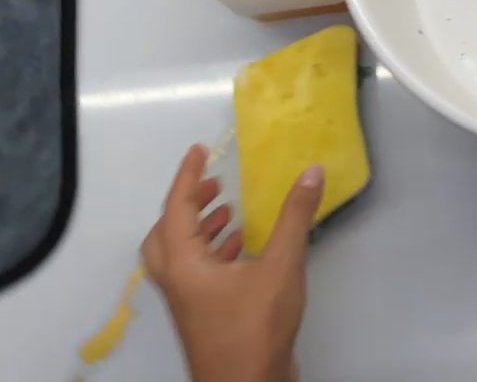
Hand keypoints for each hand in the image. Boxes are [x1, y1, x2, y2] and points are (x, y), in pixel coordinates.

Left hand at [143, 144, 324, 381]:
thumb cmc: (255, 325)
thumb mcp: (282, 265)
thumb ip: (296, 216)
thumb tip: (311, 171)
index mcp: (184, 267)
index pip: (176, 211)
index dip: (186, 178)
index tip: (197, 151)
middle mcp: (178, 282)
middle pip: (165, 236)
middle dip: (186, 205)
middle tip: (214, 185)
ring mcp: (189, 302)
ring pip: (180, 256)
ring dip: (199, 228)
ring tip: (229, 209)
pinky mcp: (205, 314)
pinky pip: (198, 271)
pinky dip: (214, 249)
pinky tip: (243, 246)